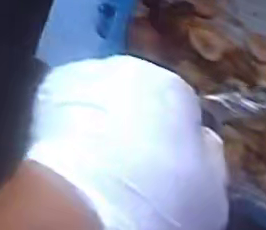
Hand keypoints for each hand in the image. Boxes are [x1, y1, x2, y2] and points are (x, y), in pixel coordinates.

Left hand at [25, 55, 229, 229]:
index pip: (181, 102)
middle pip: (140, 89)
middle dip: (138, 116)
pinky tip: (72, 143)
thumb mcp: (211, 191)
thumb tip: (204, 139)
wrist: (92, 197)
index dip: (176, 133)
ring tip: (99, 152)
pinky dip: (72, 115)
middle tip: (133, 158)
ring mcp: (91, 69)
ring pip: (103, 89)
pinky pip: (70, 97)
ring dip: (103, 112)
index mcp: (175, 87)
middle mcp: (133, 66)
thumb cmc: (161, 199)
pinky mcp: (55, 83)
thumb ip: (210, 154)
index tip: (170, 161)